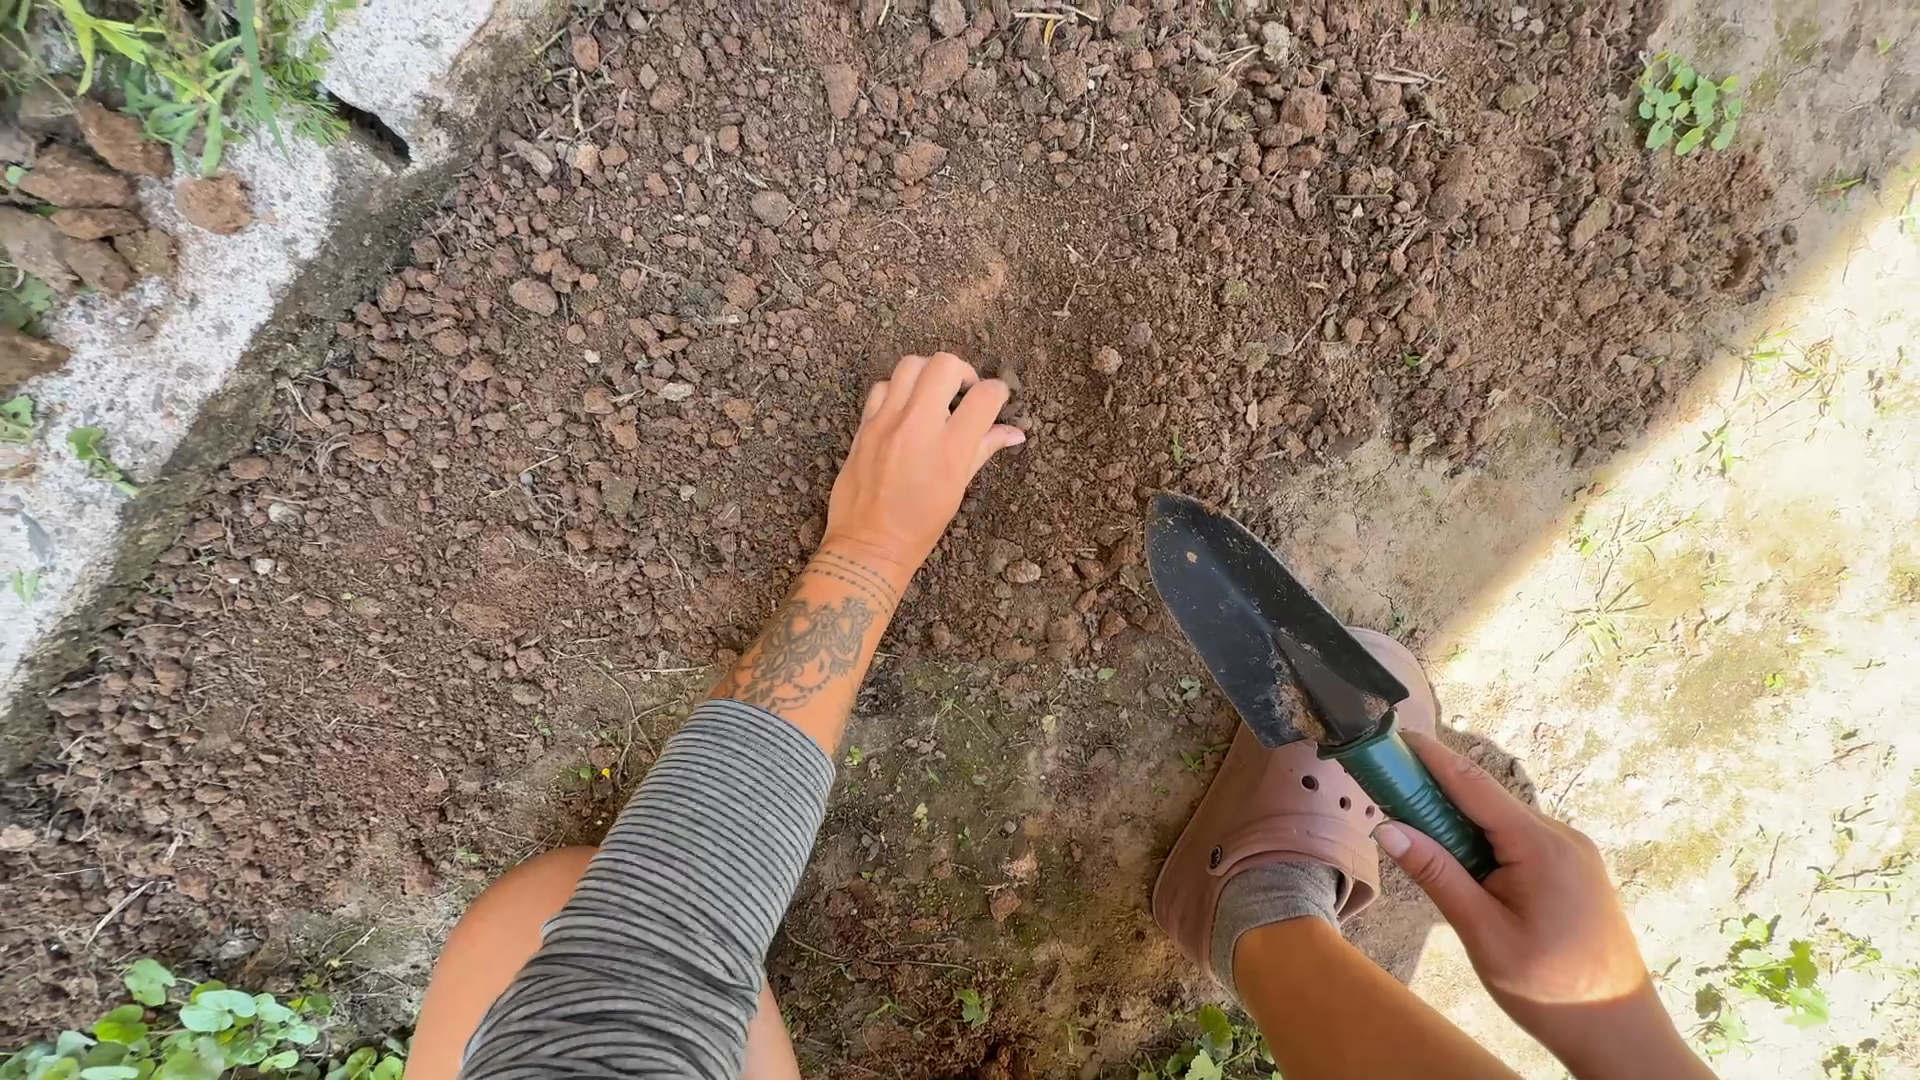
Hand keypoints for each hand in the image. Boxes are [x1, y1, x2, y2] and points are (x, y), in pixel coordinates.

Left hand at [821, 352, 1024, 579]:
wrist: (869, 543)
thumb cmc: (918, 525)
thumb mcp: (958, 488)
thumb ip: (984, 450)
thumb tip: (1015, 433)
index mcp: (950, 448)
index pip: (985, 396)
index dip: (998, 392)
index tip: (996, 399)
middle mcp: (919, 427)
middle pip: (945, 365)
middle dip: (962, 371)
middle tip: (963, 392)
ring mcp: (887, 422)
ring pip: (910, 365)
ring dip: (928, 373)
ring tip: (933, 395)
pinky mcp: (865, 425)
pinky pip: (882, 387)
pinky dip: (897, 389)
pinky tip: (903, 409)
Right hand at [1373, 734, 1713, 1079]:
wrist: (1626, 1041)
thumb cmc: (1552, 991)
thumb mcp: (1484, 934)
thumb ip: (1436, 875)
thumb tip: (1386, 827)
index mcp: (1542, 847)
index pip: (1473, 784)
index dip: (1429, 756)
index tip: (1391, 734)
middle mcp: (1560, 837)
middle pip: (1482, 796)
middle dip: (1431, 786)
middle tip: (1384, 784)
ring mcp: (1569, 851)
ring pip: (1496, 816)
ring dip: (1452, 814)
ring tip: (1409, 823)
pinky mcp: (1569, 868)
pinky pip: (1511, 835)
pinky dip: (1474, 834)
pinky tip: (1453, 853)